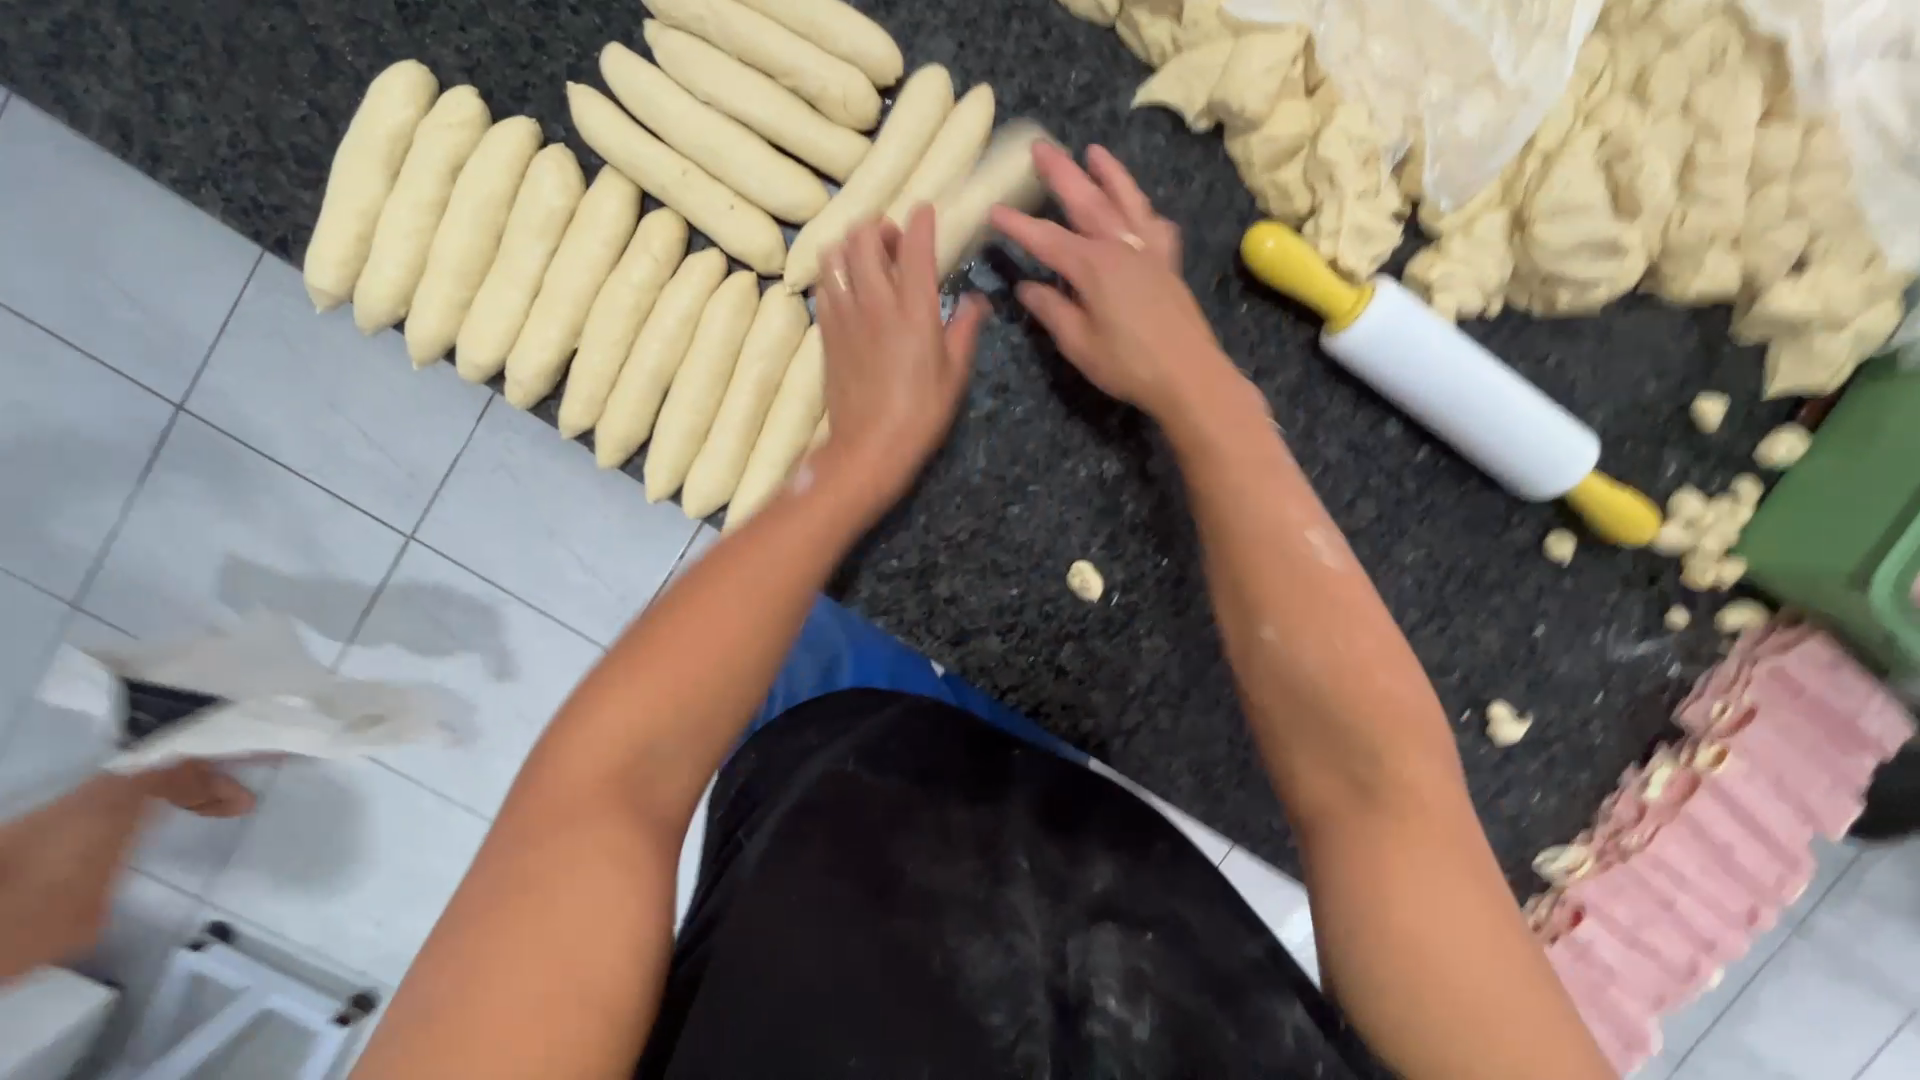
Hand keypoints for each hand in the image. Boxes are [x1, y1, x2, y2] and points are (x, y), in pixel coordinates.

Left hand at [815, 206, 988, 506]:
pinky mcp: (826, 332)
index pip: (914, 246)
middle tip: (893, 239)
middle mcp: (874, 302)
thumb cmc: (921, 414)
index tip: (925, 210)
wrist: (869, 447)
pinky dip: (835, 272)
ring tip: (867, 256)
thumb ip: (965, 329)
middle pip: (863, 237)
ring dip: (851, 244)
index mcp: (914, 310)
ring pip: (834, 254)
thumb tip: (978, 301)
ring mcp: (844, 315)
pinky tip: (849, 286)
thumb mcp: (955, 373)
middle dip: (878, 225)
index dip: (920, 221)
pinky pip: (824, 285)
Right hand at [990, 143, 1234, 417]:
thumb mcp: (1078, 344)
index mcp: (1093, 266)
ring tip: (1093, 150)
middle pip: (1086, 201)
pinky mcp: (1168, 264)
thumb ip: (1051, 311)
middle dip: (1060, 173)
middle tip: (1040, 147)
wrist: (1189, 376)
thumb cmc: (1128, 365)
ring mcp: (1149, 251)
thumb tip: (1027, 288)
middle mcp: (1121, 247)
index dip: (1017, 224)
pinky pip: (1155, 225)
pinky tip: (1139, 208)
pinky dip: (1144, 210)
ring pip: (1126, 200)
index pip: (1045, 239)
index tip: (993, 209)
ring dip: (1108, 173)